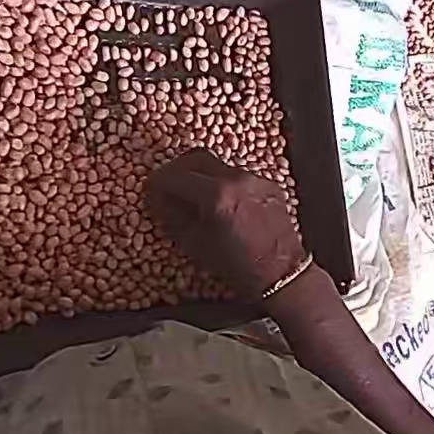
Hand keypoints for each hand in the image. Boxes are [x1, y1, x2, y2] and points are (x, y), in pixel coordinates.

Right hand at [145, 149, 305, 297]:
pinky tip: (220, 203)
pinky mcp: (269, 185)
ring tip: (193, 196)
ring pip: (219, 165)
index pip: (176, 176)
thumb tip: (159, 200)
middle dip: (177, 169)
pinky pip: (238, 176)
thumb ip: (173, 216)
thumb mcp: (195, 244)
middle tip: (167, 185)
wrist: (282, 275)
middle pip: (197, 158)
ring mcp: (256, 179)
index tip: (151, 189)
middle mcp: (237, 179)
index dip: (158, 182)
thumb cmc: (237, 266)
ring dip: (201, 175)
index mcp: (216, 195)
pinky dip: (223, 184)